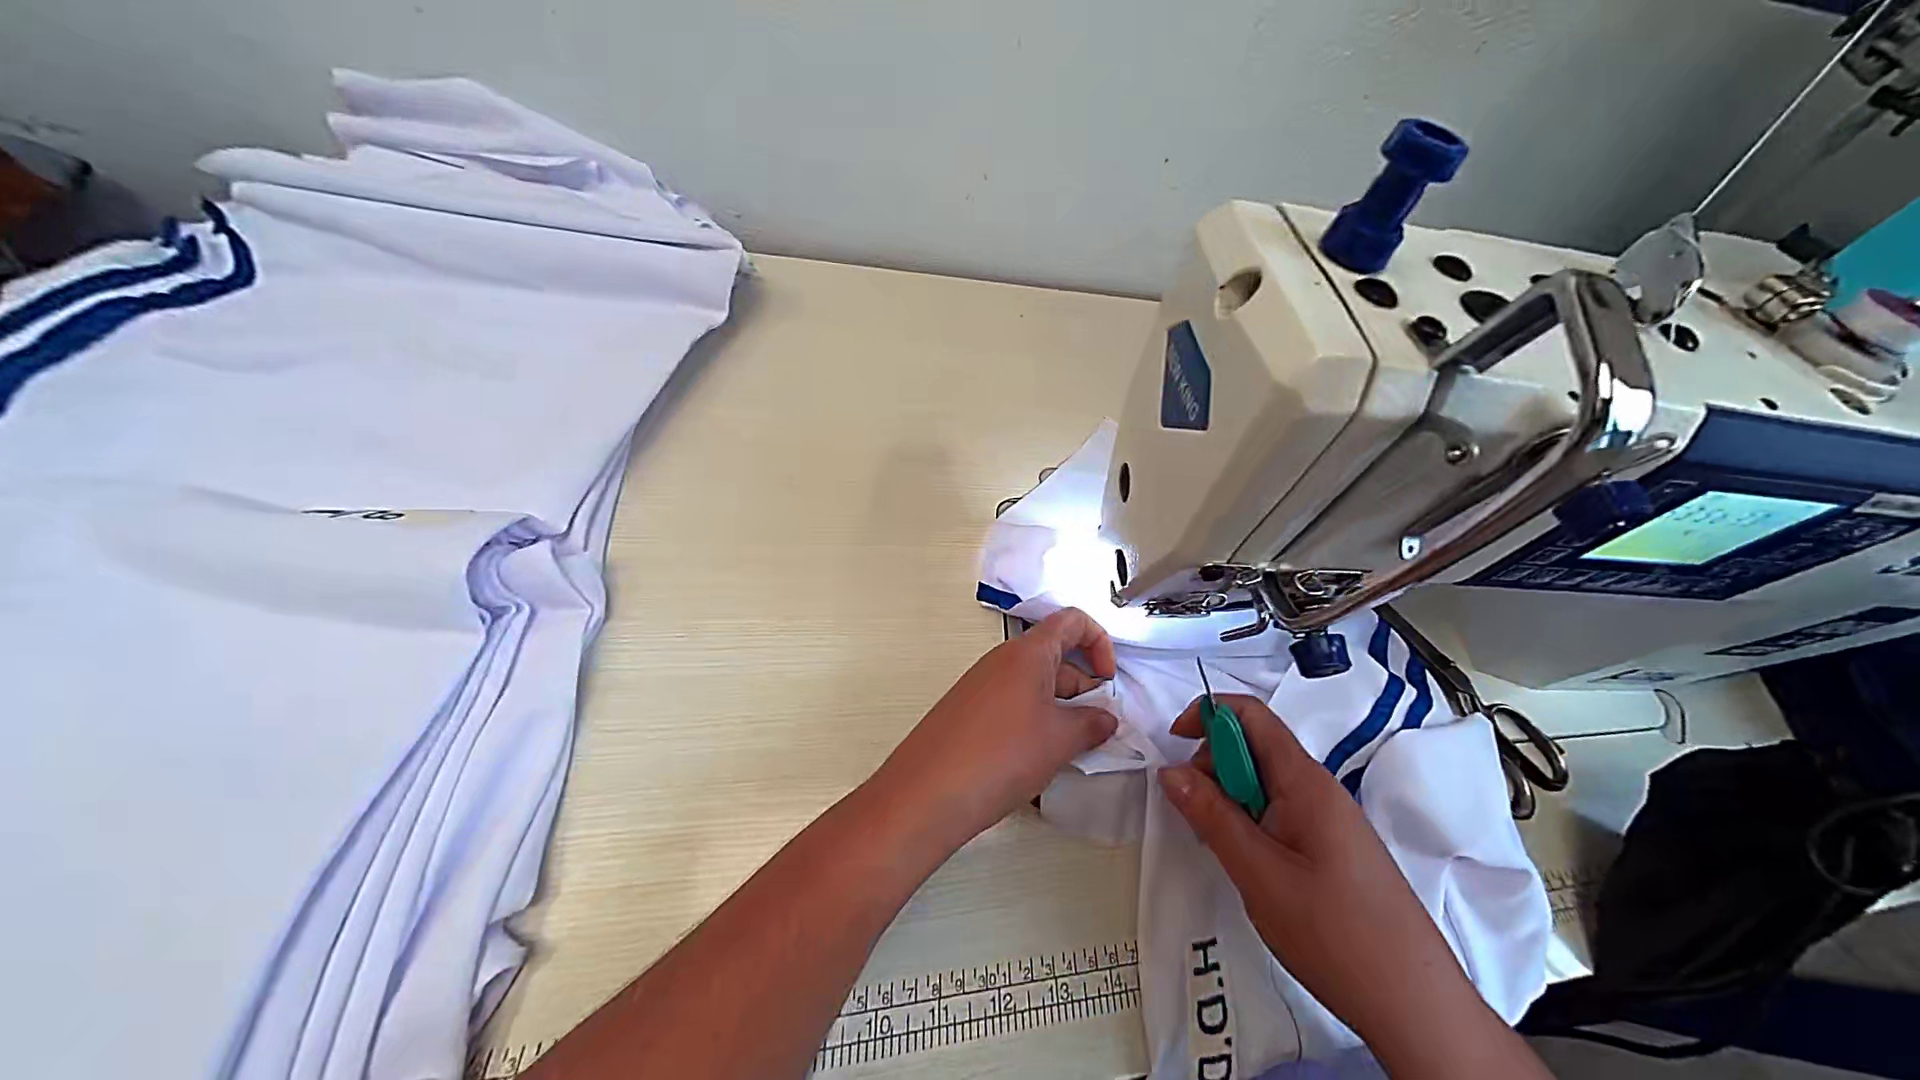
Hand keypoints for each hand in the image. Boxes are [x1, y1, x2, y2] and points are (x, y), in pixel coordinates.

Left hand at [869, 608, 1118, 848]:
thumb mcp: (1060, 740)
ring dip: (1060, 713)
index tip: (1108, 679)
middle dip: (1083, 689)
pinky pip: (1013, 709)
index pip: (1072, 622)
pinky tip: (1039, 763)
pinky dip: (1034, 727)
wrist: (928, 794)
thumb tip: (1103, 719)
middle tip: (1098, 728)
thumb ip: (1092, 724)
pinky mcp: (969, 714)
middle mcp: (1001, 662)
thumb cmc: (995, 756)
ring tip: (1070, 752)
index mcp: (1026, 653)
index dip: (1100, 643)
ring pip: (1034, 688)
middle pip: (1055, 658)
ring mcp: (981, 687)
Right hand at [1158, 695, 1523, 1071]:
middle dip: (1212, 765)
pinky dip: (1250, 823)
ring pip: (1264, 783)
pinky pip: (1279, 812)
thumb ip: (1211, 815)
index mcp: (1305, 781)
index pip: (1252, 715)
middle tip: (1195, 815)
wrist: (1417, 1006)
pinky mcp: (1332, 846)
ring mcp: (1329, 818)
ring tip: (1223, 848)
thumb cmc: (1334, 932)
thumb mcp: (1257, 872)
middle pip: (1254, 747)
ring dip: (1229, 799)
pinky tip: (1249, 865)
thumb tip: (1170, 770)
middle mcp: (1319, 789)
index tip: (1174, 742)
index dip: (1208, 714)